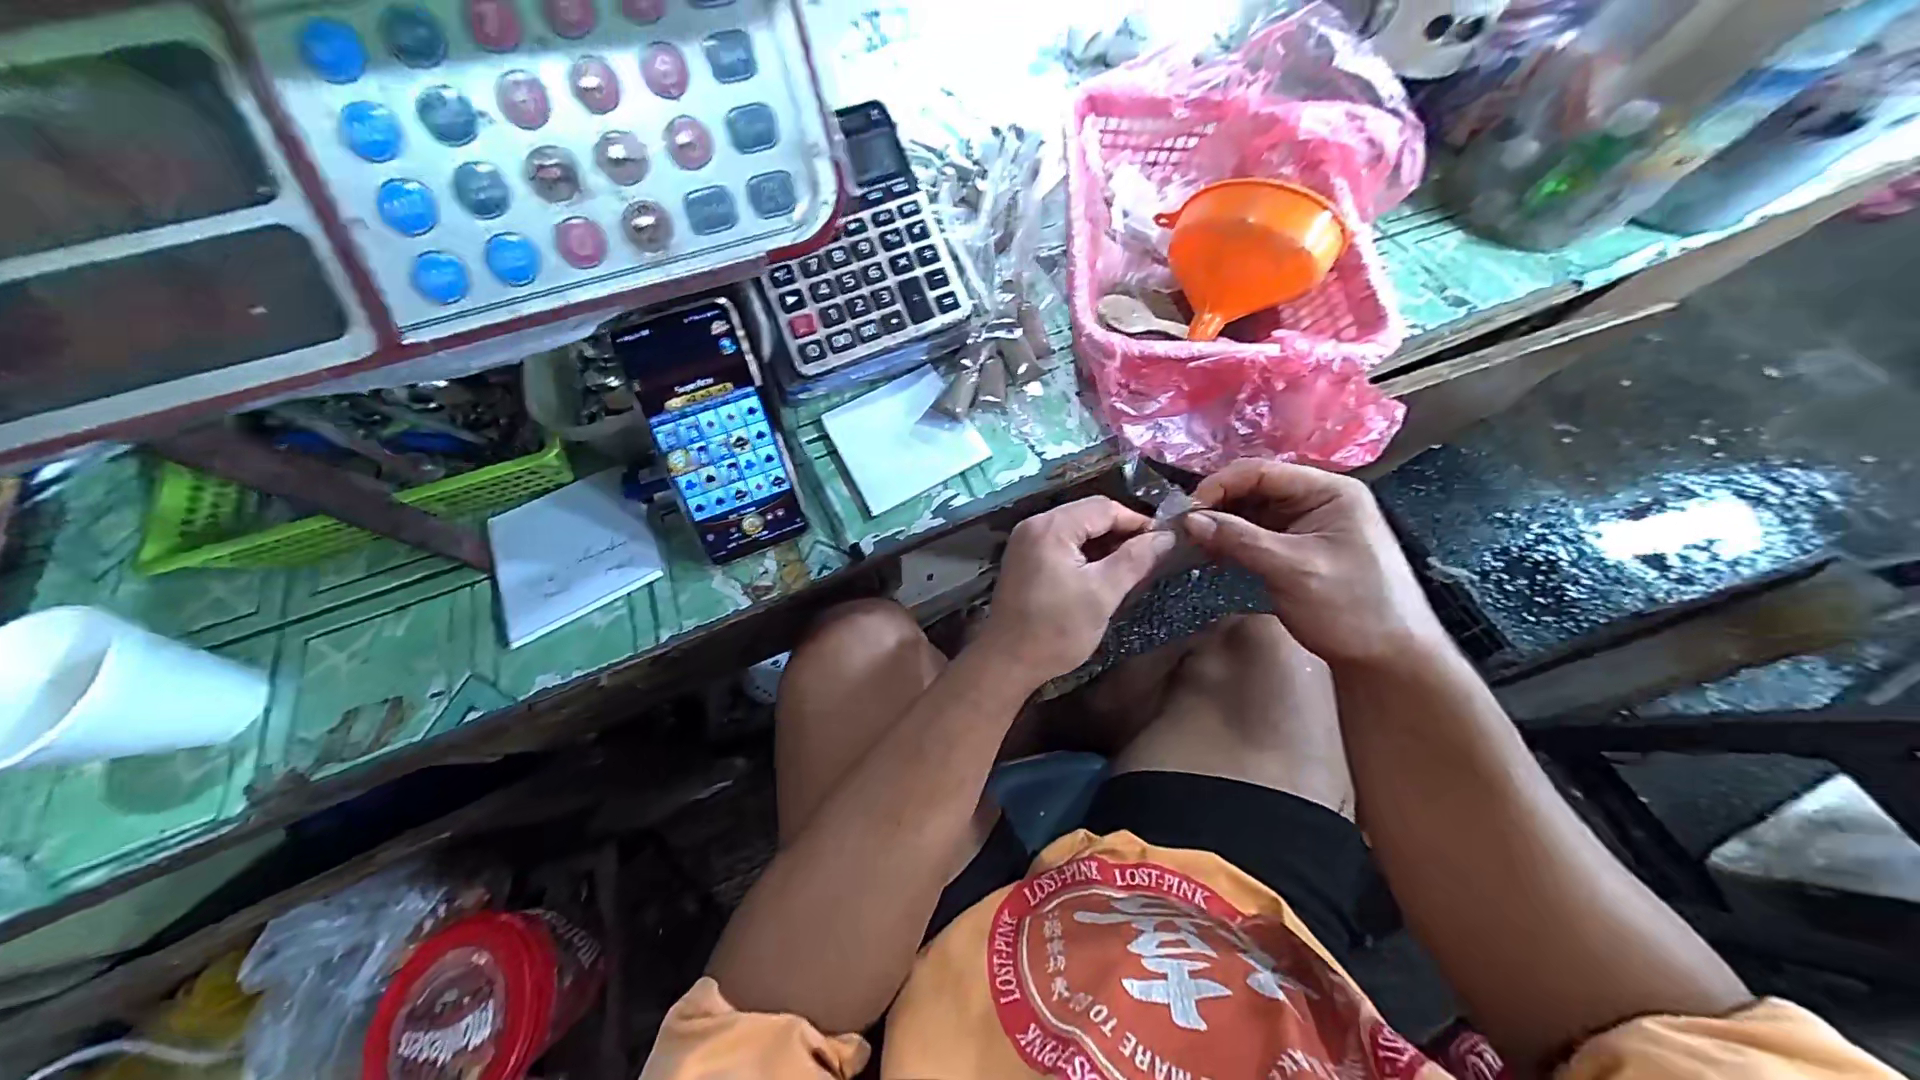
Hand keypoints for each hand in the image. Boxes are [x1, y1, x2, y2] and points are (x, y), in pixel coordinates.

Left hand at [976, 497, 1176, 687]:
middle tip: (1151, 555)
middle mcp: (1034, 525)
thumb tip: (1167, 536)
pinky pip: (1063, 543)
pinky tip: (1103, 572)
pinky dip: (1086, 552)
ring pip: (1077, 528)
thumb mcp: (1102, 594)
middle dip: (1122, 531)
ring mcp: (1026, 541)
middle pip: (1089, 514)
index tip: (1164, 542)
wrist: (1007, 662)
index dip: (1138, 521)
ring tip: (1132, 566)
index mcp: (1051, 527)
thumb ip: (1135, 560)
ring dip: (1105, 543)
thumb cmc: (1056, 629)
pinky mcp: (1025, 559)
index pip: (1104, 507)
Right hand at [1183, 460, 1448, 666]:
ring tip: (1189, 542)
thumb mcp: (1292, 569)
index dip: (1220, 485)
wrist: (1387, 659)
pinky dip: (1230, 542)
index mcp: (1329, 491)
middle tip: (1182, 529)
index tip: (1186, 511)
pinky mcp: (1295, 549)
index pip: (1262, 471)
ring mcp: (1306, 525)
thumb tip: (1188, 520)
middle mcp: (1317, 500)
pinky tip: (1209, 553)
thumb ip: (1239, 540)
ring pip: (1250, 512)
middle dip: (1216, 505)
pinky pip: (1255, 534)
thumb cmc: (1351, 608)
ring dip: (1220, 524)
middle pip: (1254, 488)